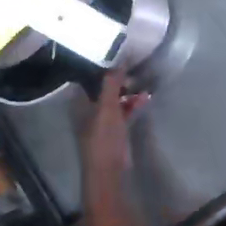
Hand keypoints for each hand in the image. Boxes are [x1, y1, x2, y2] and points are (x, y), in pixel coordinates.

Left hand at [81, 71, 146, 192]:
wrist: (108, 170)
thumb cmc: (104, 137)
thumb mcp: (108, 108)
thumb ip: (112, 84)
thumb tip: (121, 59)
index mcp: (80, 103)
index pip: (88, 78)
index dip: (102, 67)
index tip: (119, 55)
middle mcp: (88, 109)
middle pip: (102, 88)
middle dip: (118, 79)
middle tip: (135, 68)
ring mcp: (101, 120)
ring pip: (114, 99)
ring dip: (127, 91)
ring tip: (144, 83)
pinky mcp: (113, 130)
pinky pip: (122, 111)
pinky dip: (132, 104)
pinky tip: (145, 98)